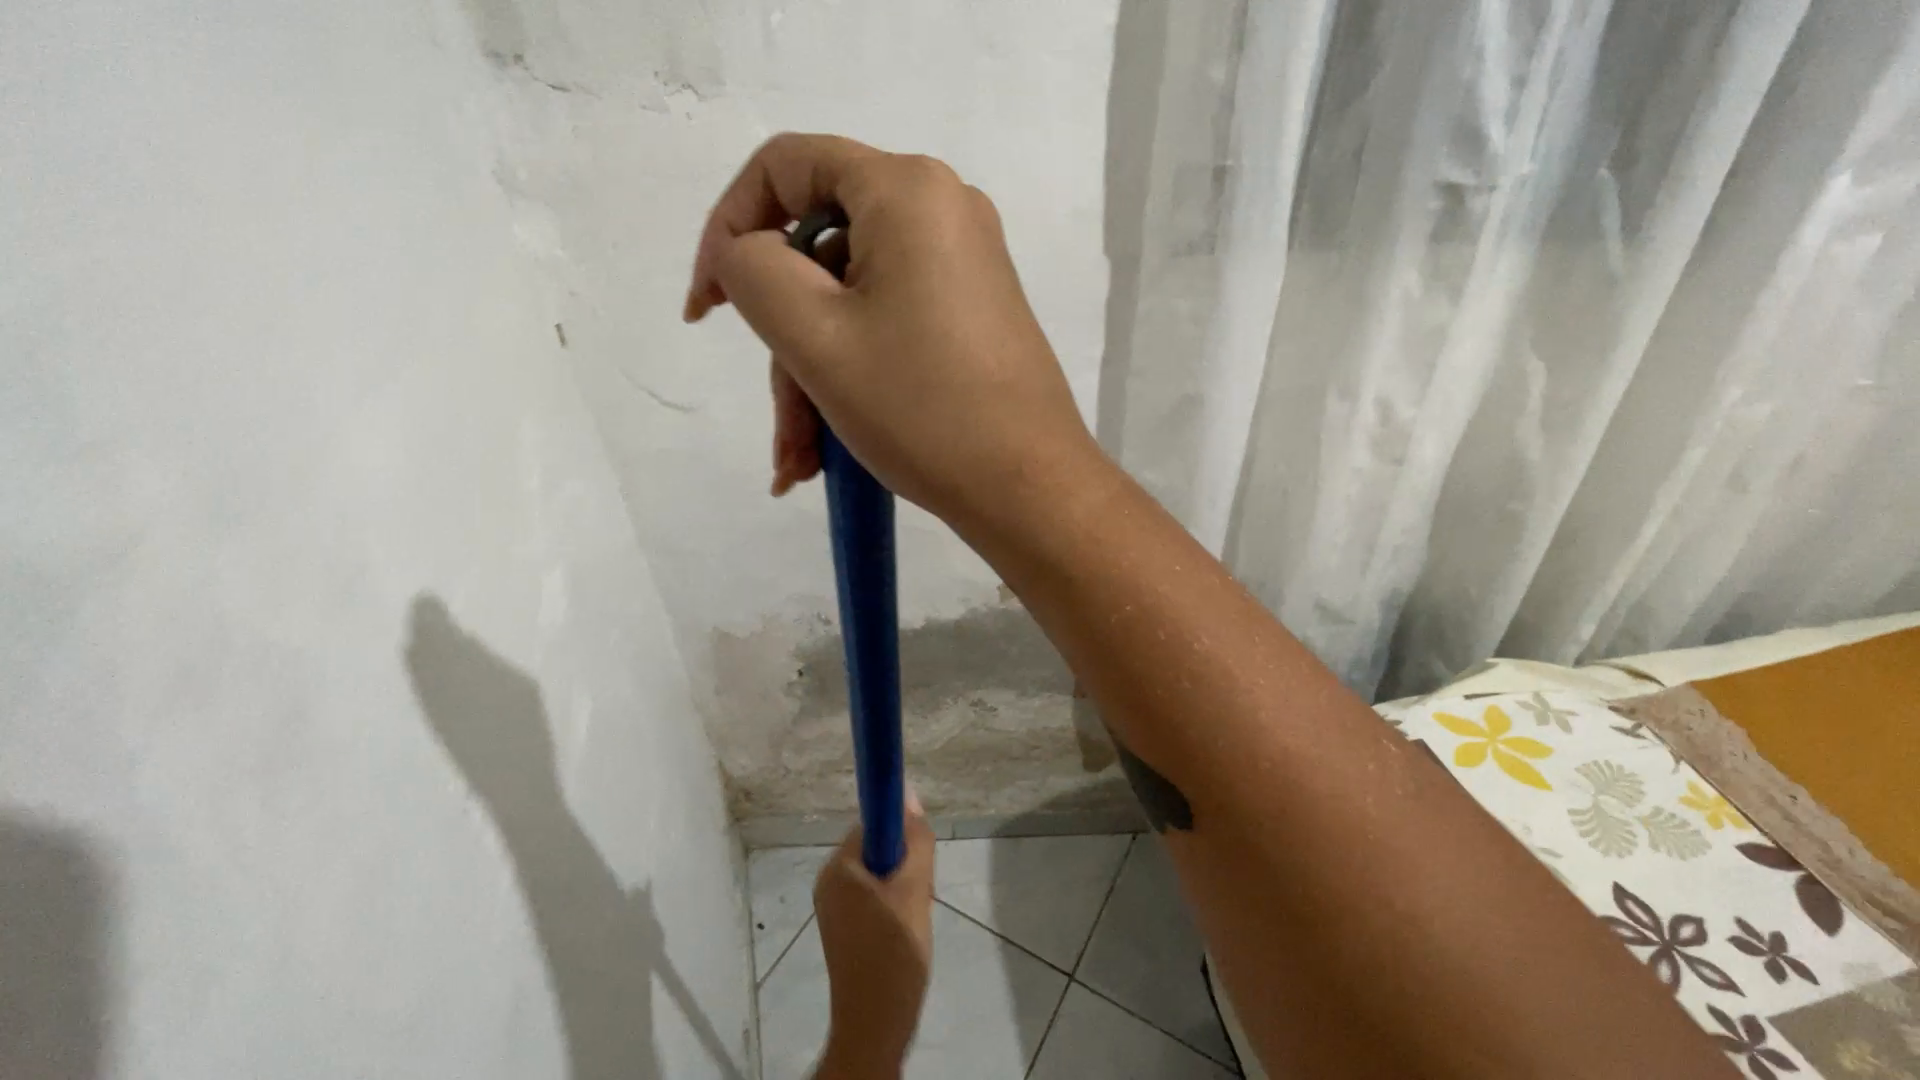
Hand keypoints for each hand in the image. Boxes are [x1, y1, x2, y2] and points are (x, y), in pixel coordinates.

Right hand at [685, 134, 1097, 528]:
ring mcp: (962, 265)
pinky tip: (829, 452)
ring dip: (812, 382)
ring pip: (848, 304)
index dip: (728, 228)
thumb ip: (753, 270)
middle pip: (818, 253)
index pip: (784, 166)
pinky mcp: (971, 313)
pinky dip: (852, 380)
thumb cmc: (922, 409)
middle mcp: (942, 210)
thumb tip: (747, 252)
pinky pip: (886, 327)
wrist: (1029, 488)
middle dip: (785, 346)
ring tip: (802, 463)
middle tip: (780, 427)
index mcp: (907, 190)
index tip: (708, 310)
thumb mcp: (814, 336)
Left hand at [812, 800, 936, 1078]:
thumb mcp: (915, 889)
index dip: (901, 834)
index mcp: (838, 868)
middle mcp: (828, 882)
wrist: (876, 1023)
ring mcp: (833, 908)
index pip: (872, 825)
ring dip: (903, 888)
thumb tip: (908, 795)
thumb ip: (915, 840)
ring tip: (915, 917)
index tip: (921, 857)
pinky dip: (893, 907)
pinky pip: (871, 900)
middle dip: (905, 865)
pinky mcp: (843, 930)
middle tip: (922, 893)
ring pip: (877, 877)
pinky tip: (906, 932)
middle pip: (875, 850)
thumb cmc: (895, 951)